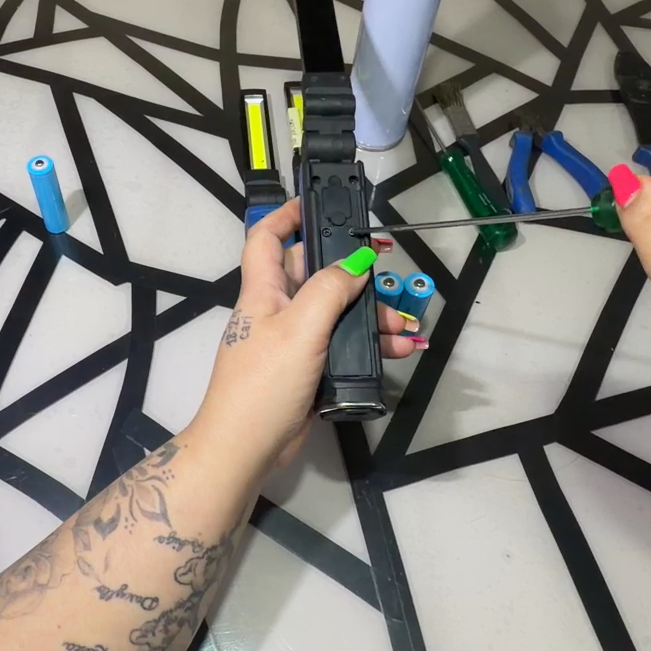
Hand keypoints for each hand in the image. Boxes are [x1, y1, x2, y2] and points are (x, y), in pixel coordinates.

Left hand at [193, 199, 418, 469]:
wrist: (247, 448)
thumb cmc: (264, 381)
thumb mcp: (299, 328)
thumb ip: (329, 290)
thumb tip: (357, 262)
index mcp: (263, 290)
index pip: (267, 239)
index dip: (287, 216)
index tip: (317, 203)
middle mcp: (277, 309)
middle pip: (316, 274)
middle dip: (352, 272)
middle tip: (387, 270)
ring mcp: (293, 340)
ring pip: (336, 313)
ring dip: (370, 314)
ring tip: (403, 325)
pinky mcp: (309, 369)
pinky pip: (342, 345)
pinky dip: (370, 345)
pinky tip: (399, 348)